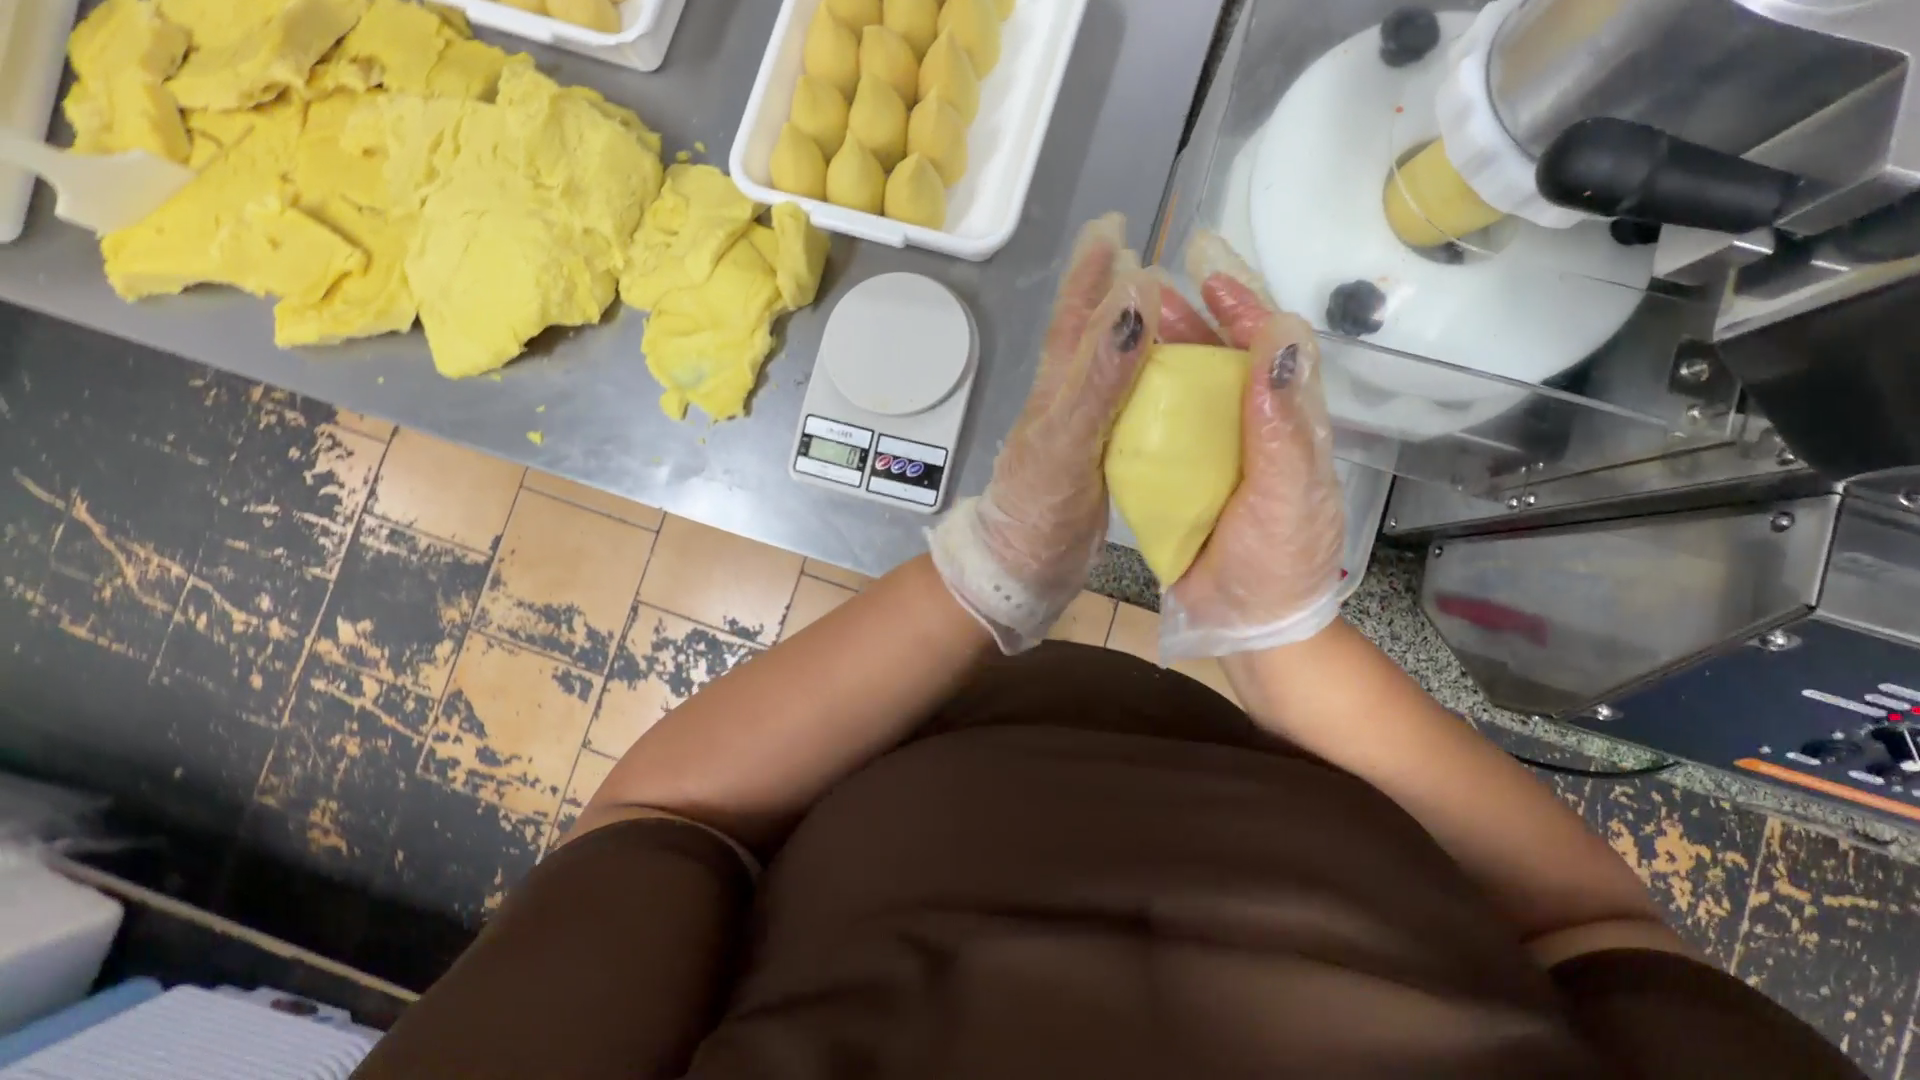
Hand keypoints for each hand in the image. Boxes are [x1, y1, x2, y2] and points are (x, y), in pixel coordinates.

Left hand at [930, 214, 1160, 651]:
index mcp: (1058, 384)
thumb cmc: (1040, 506)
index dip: (1093, 270)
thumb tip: (1136, 296)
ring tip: (1164, 308)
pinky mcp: (1098, 459)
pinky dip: (1146, 382)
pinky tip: (1165, 384)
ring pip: (1109, 366)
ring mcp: (1081, 429)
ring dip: (1132, 332)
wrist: (1024, 571)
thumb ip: (1101, 374)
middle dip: (1113, 290)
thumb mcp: (1069, 438)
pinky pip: (1127, 405)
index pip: (1076, 314)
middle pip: (1090, 332)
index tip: (1114, 226)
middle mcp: (1067, 398)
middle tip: (1142, 252)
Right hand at [1154, 232, 1346, 659]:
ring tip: (1129, 326)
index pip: (1272, 350)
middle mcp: (1255, 429)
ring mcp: (1218, 454)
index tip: (1209, 274)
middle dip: (1194, 320)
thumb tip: (1276, 338)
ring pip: (1192, 390)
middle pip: (1226, 360)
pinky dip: (1142, 402)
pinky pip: (1163, 430)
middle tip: (1151, 288)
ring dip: (1164, 355)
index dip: (1244, 308)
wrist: (1247, 625)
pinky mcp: (1185, 479)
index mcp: (1290, 424)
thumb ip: (1283, 423)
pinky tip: (1115, 388)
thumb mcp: (1289, 493)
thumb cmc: (1278, 561)